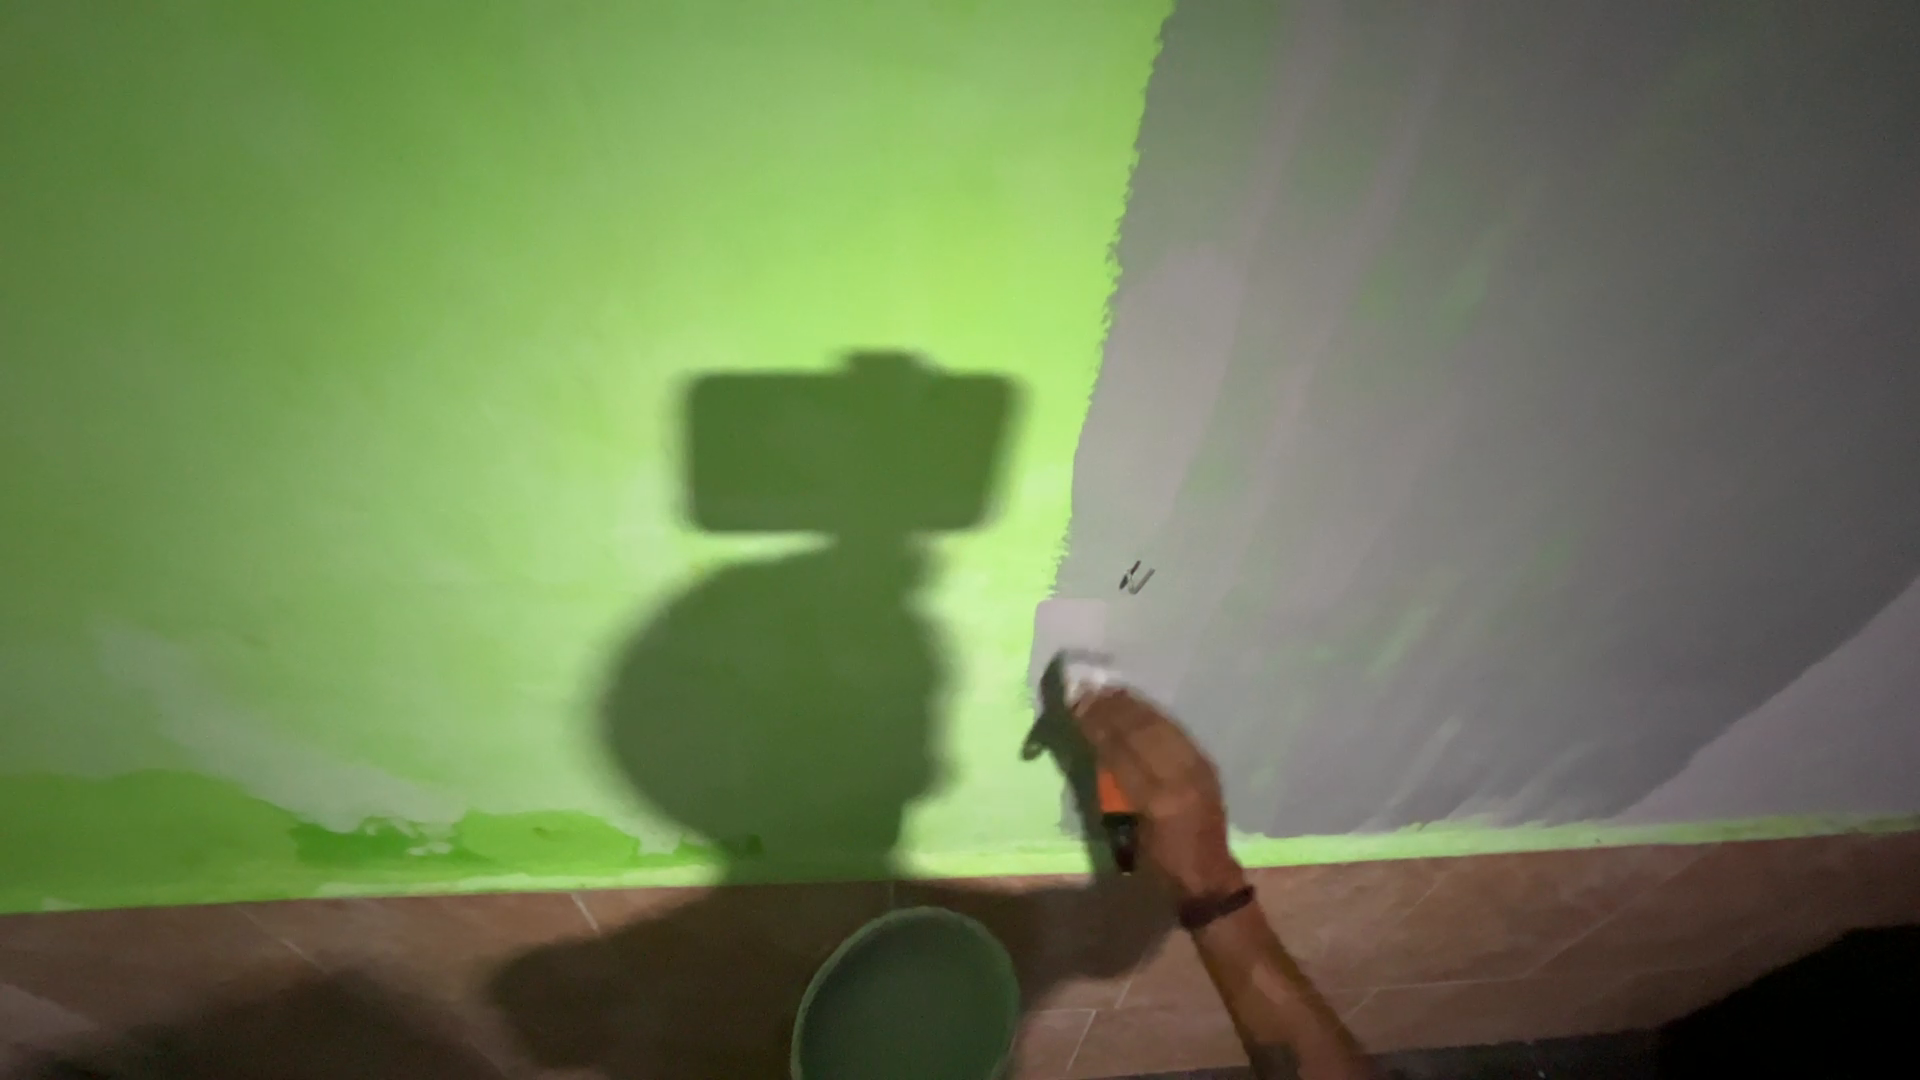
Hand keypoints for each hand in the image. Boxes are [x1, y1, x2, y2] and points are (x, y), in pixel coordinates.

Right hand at [1070, 688, 1247, 902]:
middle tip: (1088, 691)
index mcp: (1155, 801)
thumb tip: (1095, 745)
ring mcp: (1196, 768)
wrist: (1206, 877)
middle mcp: (1179, 779)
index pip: (1119, 752)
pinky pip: (1176, 731)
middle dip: (1112, 708)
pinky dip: (1154, 715)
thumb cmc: (1157, 863)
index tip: (1075, 707)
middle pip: (1141, 732)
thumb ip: (1114, 787)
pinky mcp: (1205, 763)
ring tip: (1108, 691)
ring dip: (1132, 705)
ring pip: (1160, 725)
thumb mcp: (1126, 831)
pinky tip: (1138, 705)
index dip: (1096, 726)